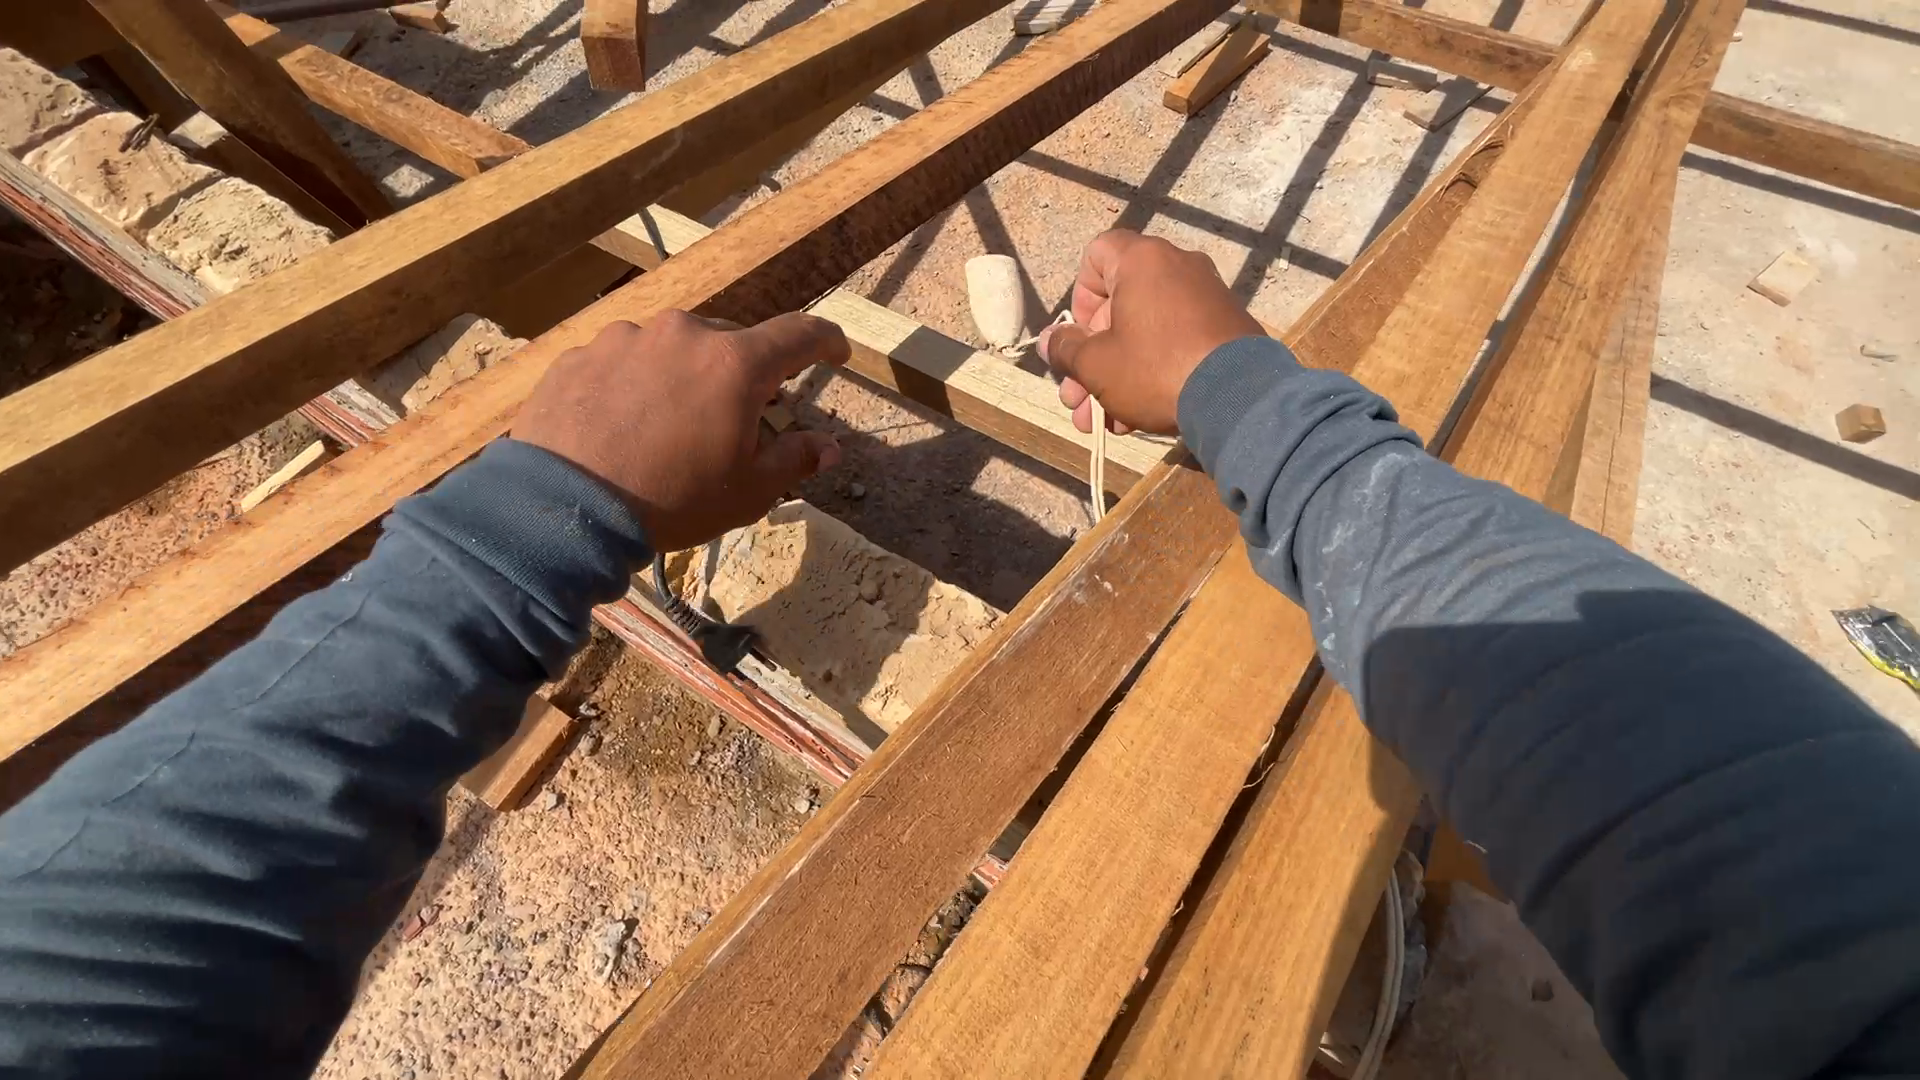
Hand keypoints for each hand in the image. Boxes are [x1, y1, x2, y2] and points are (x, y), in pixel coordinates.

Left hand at [513, 310, 845, 551]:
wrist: (563, 510)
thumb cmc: (675, 499)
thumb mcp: (750, 490)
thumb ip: (796, 459)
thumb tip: (831, 447)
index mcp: (736, 364)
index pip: (799, 334)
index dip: (826, 341)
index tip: (837, 353)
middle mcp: (684, 334)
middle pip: (733, 342)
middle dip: (746, 374)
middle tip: (742, 416)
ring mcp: (626, 338)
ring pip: (676, 348)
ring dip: (689, 376)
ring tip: (674, 424)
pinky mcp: (581, 354)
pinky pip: (627, 360)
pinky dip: (641, 383)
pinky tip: (629, 423)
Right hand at [1038, 230, 1262, 434]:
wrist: (1236, 397)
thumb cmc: (1154, 369)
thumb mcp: (1097, 365)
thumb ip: (1066, 350)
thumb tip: (1050, 341)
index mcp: (1142, 262)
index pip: (1096, 254)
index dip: (1079, 296)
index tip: (1080, 336)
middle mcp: (1176, 268)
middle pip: (1117, 309)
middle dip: (1090, 361)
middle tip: (1076, 402)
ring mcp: (1204, 299)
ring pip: (1143, 335)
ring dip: (1115, 378)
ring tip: (1101, 424)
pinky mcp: (1224, 329)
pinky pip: (1173, 345)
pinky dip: (1150, 375)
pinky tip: (1133, 420)